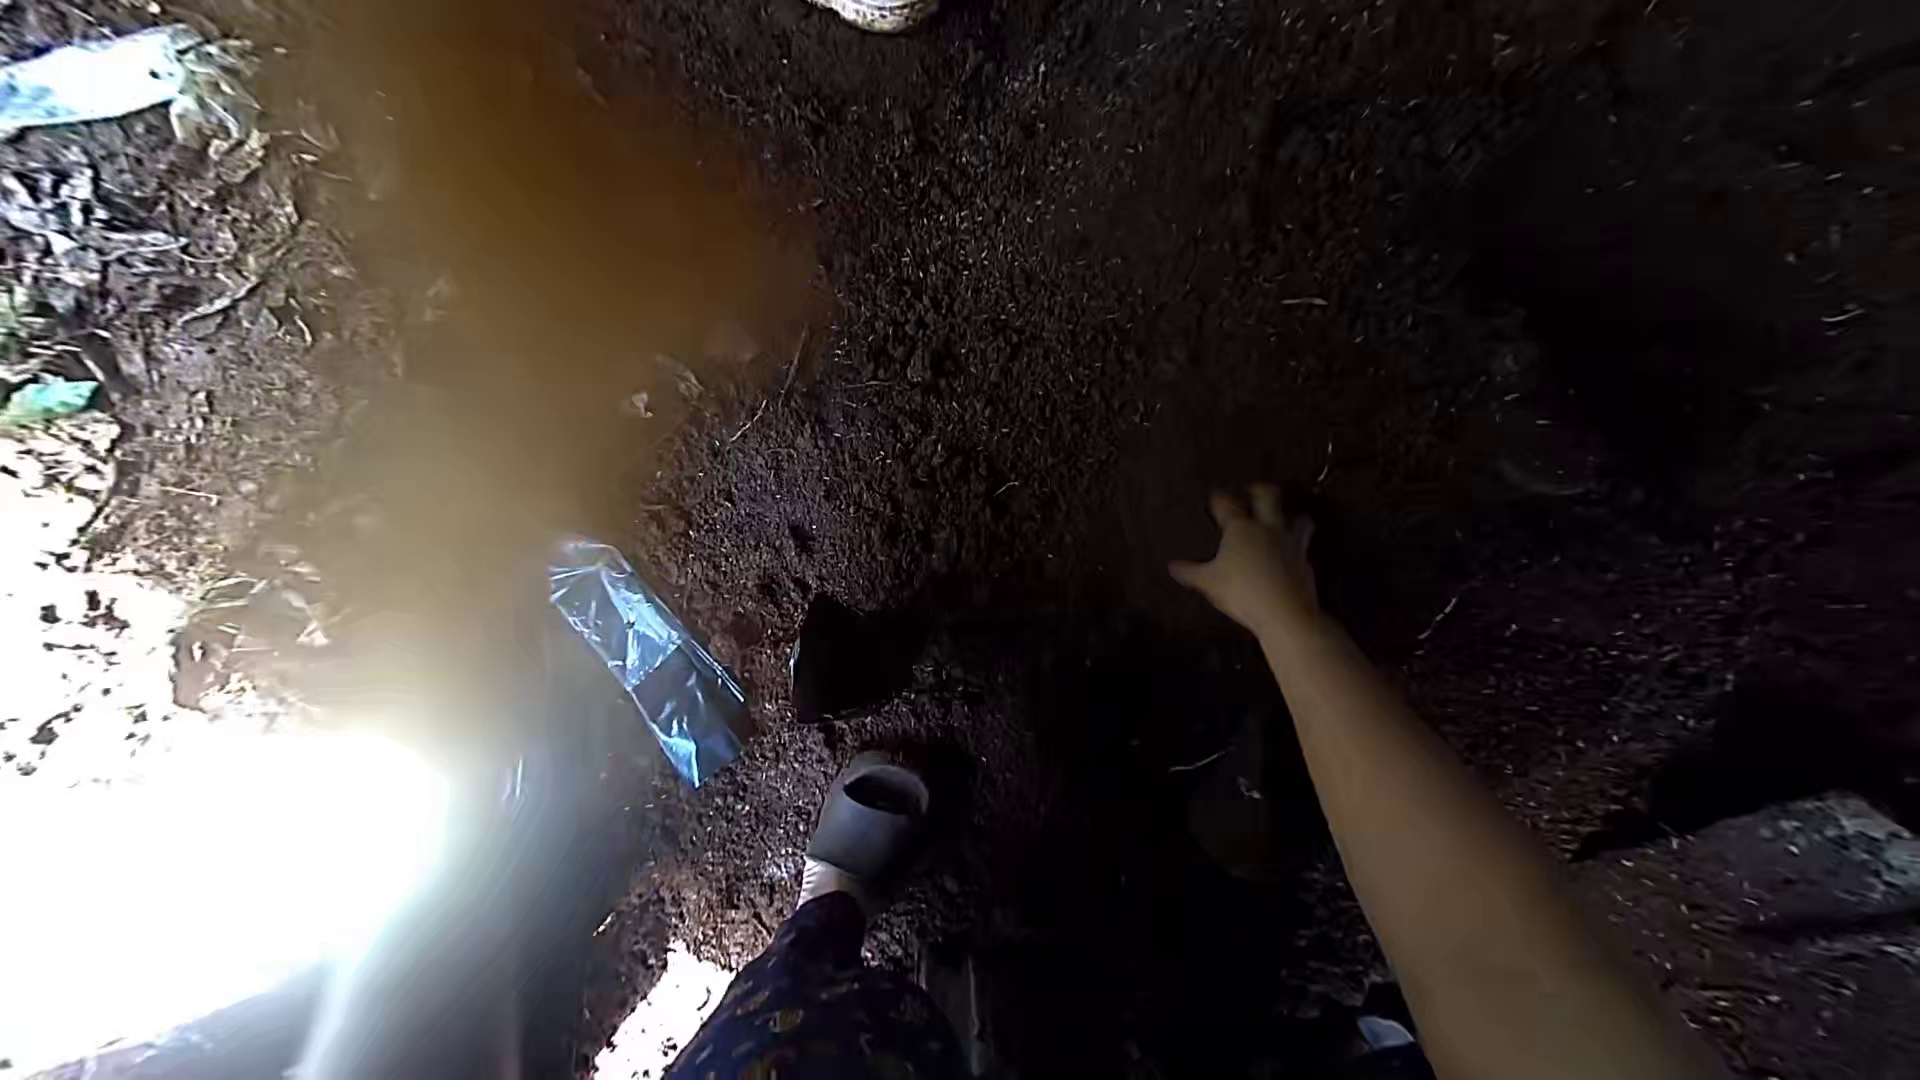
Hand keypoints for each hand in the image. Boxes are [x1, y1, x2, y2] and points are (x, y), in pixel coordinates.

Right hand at [1170, 484, 1317, 637]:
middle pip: (1268, 496)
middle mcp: (1268, 529)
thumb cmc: (1243, 591)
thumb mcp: (1208, 583)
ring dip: (1290, 515)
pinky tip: (1290, 553)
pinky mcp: (1305, 560)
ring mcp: (1291, 542)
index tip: (1214, 498)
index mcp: (1240, 529)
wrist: (1285, 613)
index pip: (1226, 504)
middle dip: (1260, 489)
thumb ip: (1189, 572)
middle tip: (1254, 490)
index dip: (1218, 498)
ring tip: (1284, 518)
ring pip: (1298, 518)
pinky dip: (1296, 545)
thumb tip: (1173, 566)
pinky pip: (1303, 546)